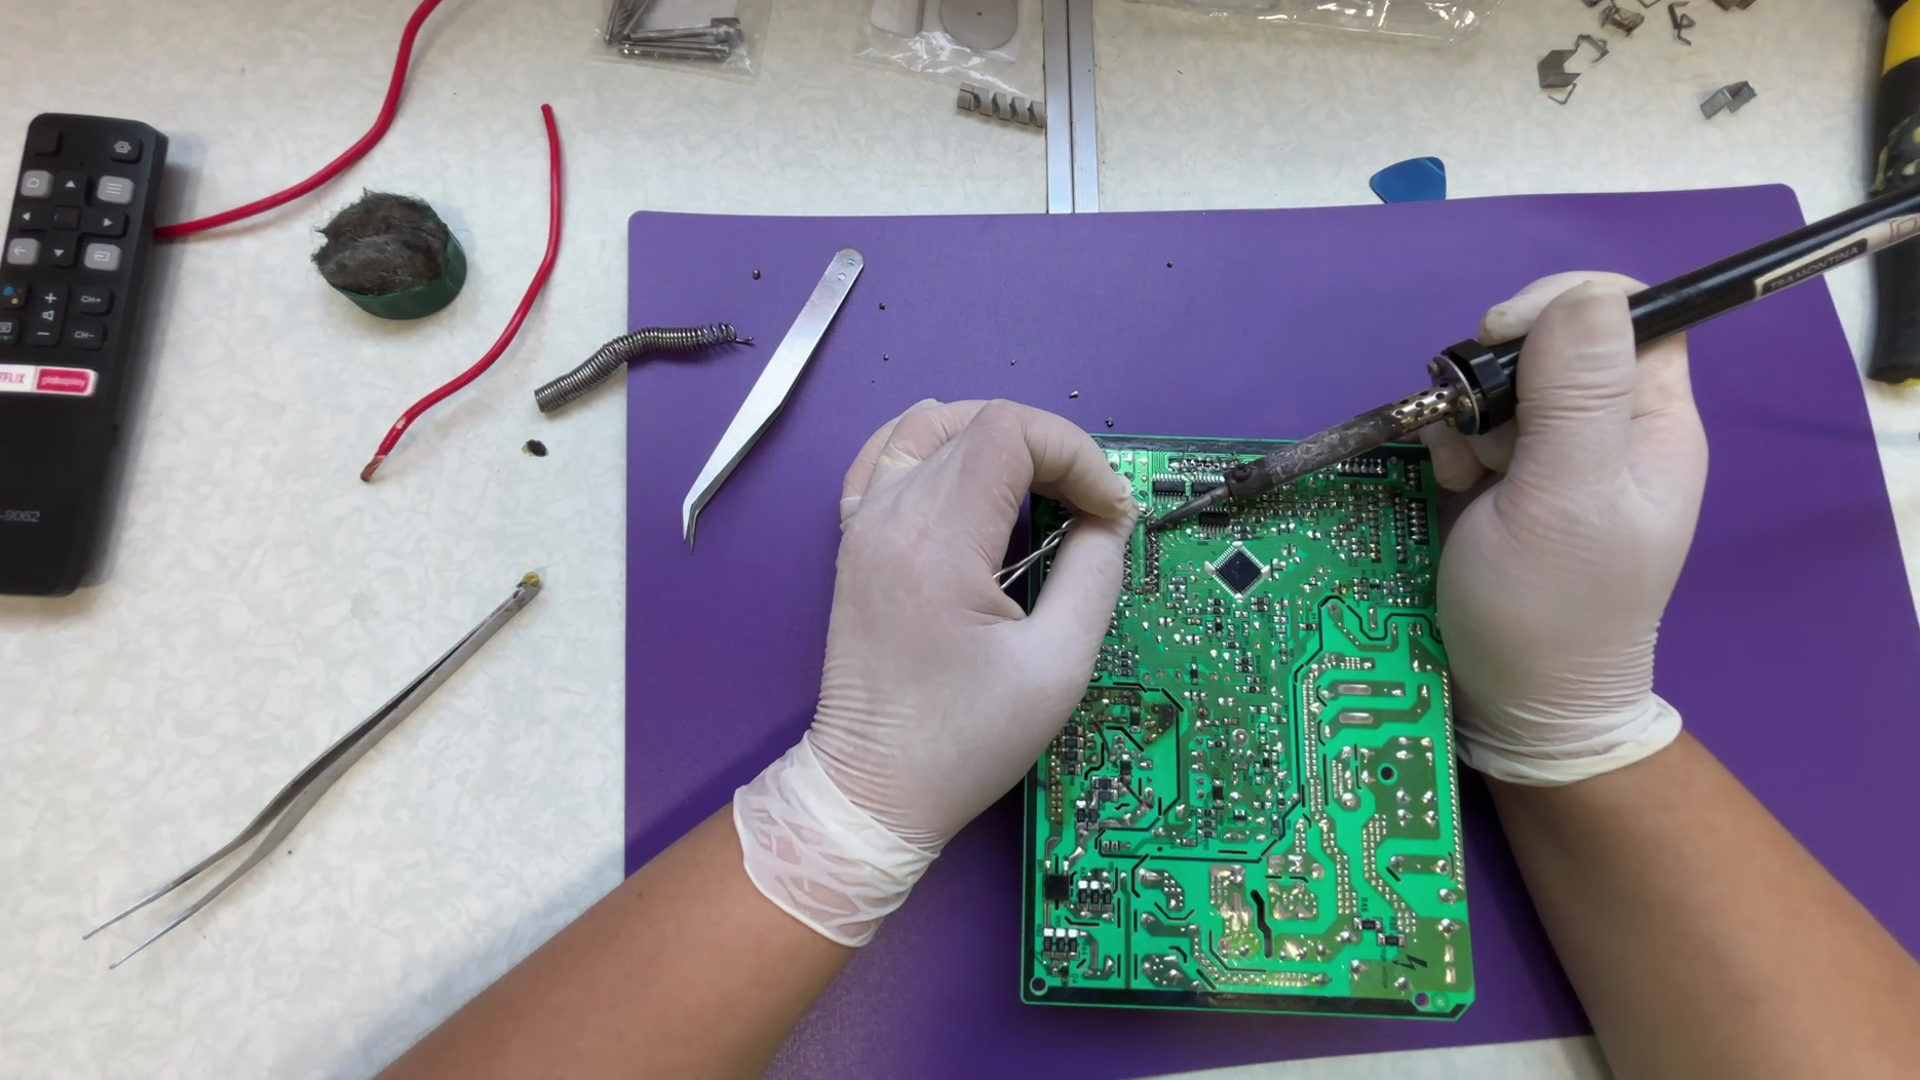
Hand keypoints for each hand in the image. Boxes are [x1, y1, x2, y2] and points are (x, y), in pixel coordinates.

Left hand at [734, 399, 1137, 944]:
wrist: (873, 786)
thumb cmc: (966, 739)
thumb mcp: (1058, 666)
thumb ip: (1094, 573)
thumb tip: (1107, 517)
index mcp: (939, 538)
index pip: (1009, 431)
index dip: (1075, 455)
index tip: (1108, 514)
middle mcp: (891, 512)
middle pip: (978, 423)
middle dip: (1050, 453)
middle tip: (1085, 510)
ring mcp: (863, 521)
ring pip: (931, 426)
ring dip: (996, 440)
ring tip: (1037, 488)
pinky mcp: (854, 539)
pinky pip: (886, 456)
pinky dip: (935, 446)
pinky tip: (966, 473)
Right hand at [1420, 274, 1707, 784]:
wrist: (1511, 690)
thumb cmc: (1548, 601)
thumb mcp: (1566, 497)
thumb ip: (1576, 396)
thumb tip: (1581, 295)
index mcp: (1646, 425)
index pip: (1627, 318)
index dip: (1563, 307)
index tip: (1495, 335)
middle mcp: (1600, 433)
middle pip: (1550, 348)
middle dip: (1495, 369)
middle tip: (1468, 420)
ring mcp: (1543, 461)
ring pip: (1499, 389)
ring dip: (1462, 412)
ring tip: (1455, 467)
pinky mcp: (1493, 485)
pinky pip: (1467, 432)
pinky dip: (1445, 441)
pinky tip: (1443, 478)